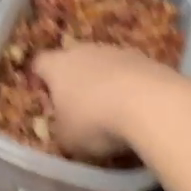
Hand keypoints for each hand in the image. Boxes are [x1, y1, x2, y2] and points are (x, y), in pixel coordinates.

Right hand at [32, 44, 174, 160]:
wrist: (152, 105)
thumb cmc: (94, 121)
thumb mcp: (66, 139)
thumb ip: (60, 128)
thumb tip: (65, 127)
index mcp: (57, 66)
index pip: (39, 64)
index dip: (38, 80)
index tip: (44, 98)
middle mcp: (84, 51)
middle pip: (73, 60)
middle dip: (73, 80)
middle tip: (77, 106)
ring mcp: (118, 52)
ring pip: (103, 65)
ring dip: (104, 82)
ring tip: (111, 110)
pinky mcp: (148, 59)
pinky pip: (130, 73)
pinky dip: (129, 87)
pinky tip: (135, 109)